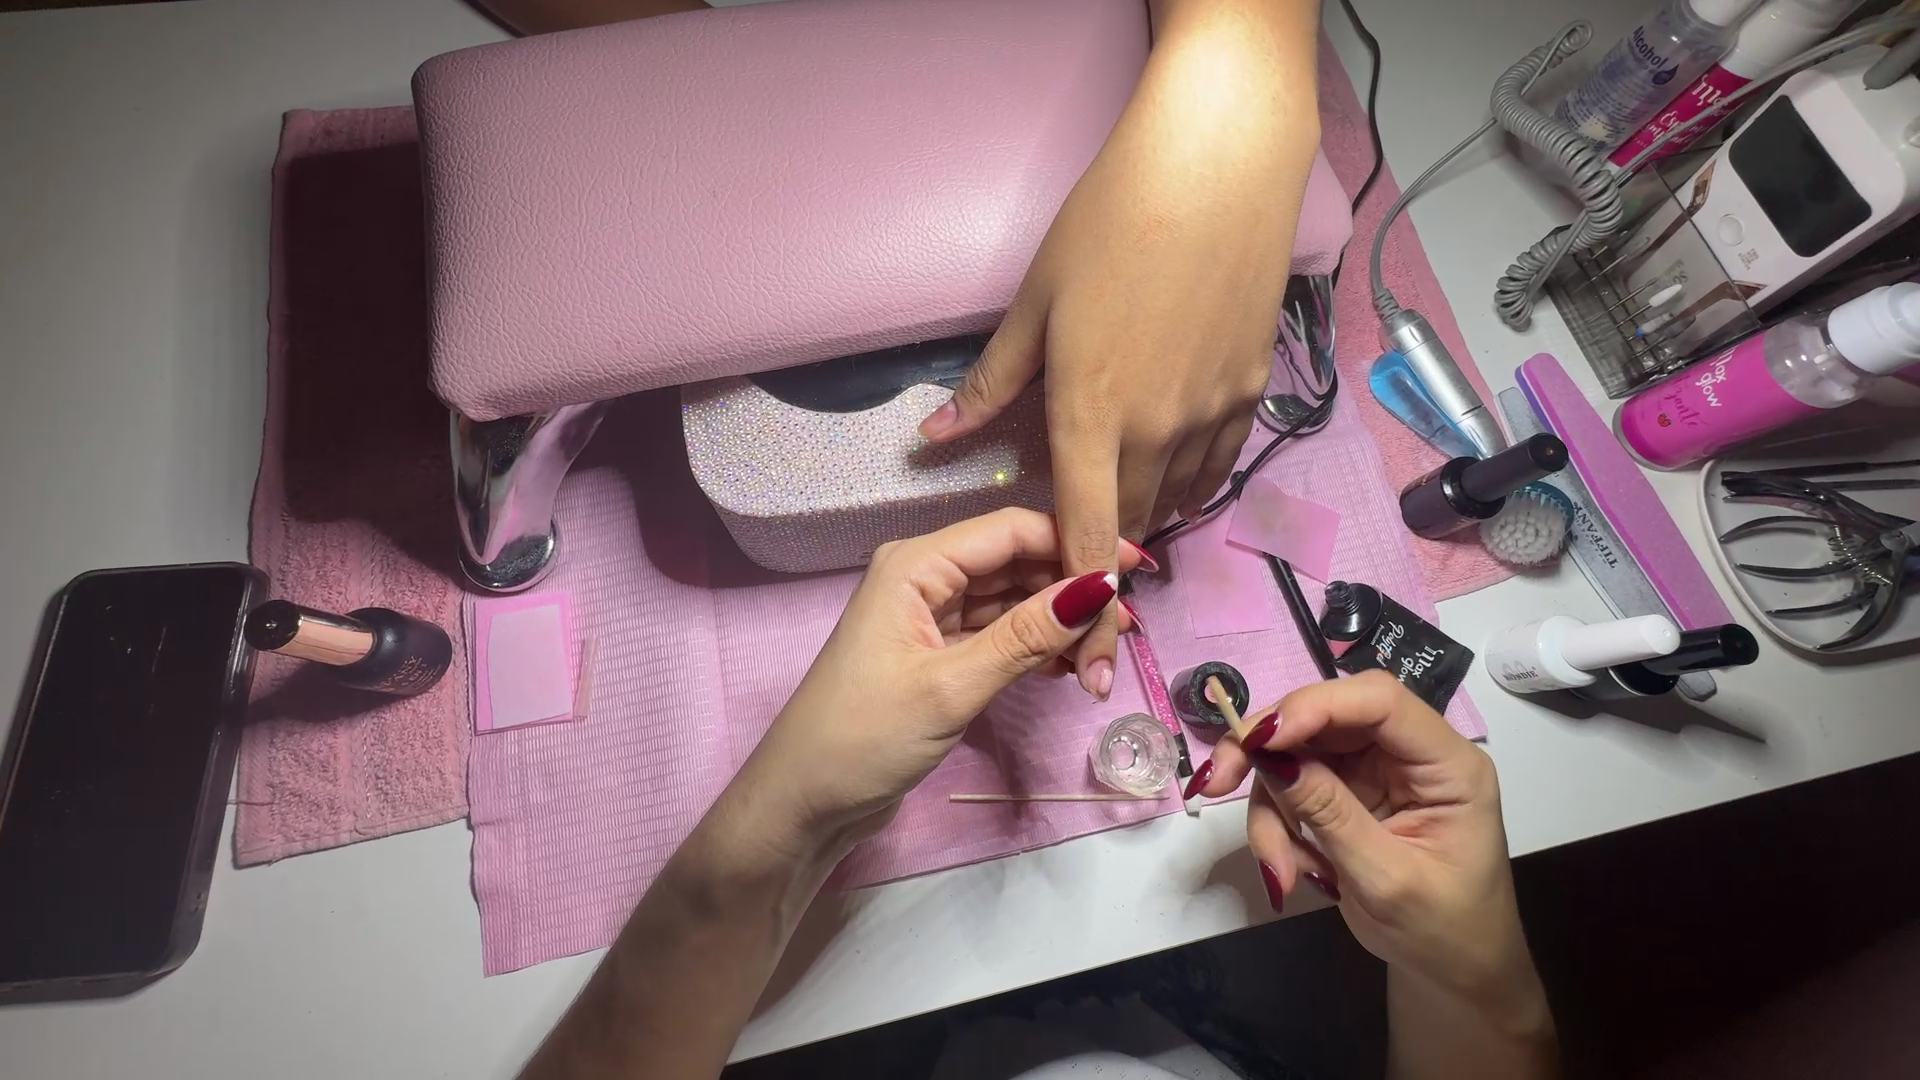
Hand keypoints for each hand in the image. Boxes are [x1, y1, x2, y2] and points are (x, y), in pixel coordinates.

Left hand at [738, 508, 1141, 858]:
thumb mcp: (951, 686)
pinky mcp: (940, 653)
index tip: (1135, 568)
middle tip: (1127, 627)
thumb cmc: (864, 736)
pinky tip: (1073, 666)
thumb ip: (1026, 635)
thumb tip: (1100, 587)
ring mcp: (932, 616)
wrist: (804, 804)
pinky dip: (1034, 648)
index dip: (1074, 544)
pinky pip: (998, 635)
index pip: (1011, 531)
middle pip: (1015, 565)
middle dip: (1071, 591)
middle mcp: (925, 577)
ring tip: (1110, 651)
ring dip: (1057, 624)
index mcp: (917, 563)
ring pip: (1010, 602)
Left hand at [917, 5, 1317, 700]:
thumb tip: (932, 439)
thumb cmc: (1109, 229)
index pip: (1079, 534)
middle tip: (1087, 599)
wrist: (1221, 167)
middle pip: (1128, 528)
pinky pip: (1214, 467)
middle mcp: (1156, 432)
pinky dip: (1185, 488)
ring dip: (1144, 528)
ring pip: (1175, 503)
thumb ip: (988, 387)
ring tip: (1119, 540)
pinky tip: (1166, 483)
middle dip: (1107, 572)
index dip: (1078, 605)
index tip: (1082, 657)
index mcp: (1089, 417)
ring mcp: (1212, 415)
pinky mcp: (1250, 394)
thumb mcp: (1035, 307)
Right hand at [1193, 672, 1546, 1028]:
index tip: (1260, 739)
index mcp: (1446, 764)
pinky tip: (1291, 865)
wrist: (1450, 975)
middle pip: (1320, 716)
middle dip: (1265, 750)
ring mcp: (1369, 767)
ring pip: (1293, 751)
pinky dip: (1274, 820)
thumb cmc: (1443, 933)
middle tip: (1217, 783)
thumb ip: (1329, 814)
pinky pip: (1286, 783)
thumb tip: (1270, 759)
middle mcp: (1404, 751)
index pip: (1379, 701)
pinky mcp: (1340, 786)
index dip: (1316, 705)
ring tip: (1279, 865)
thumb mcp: (1386, 880)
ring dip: (1269, 805)